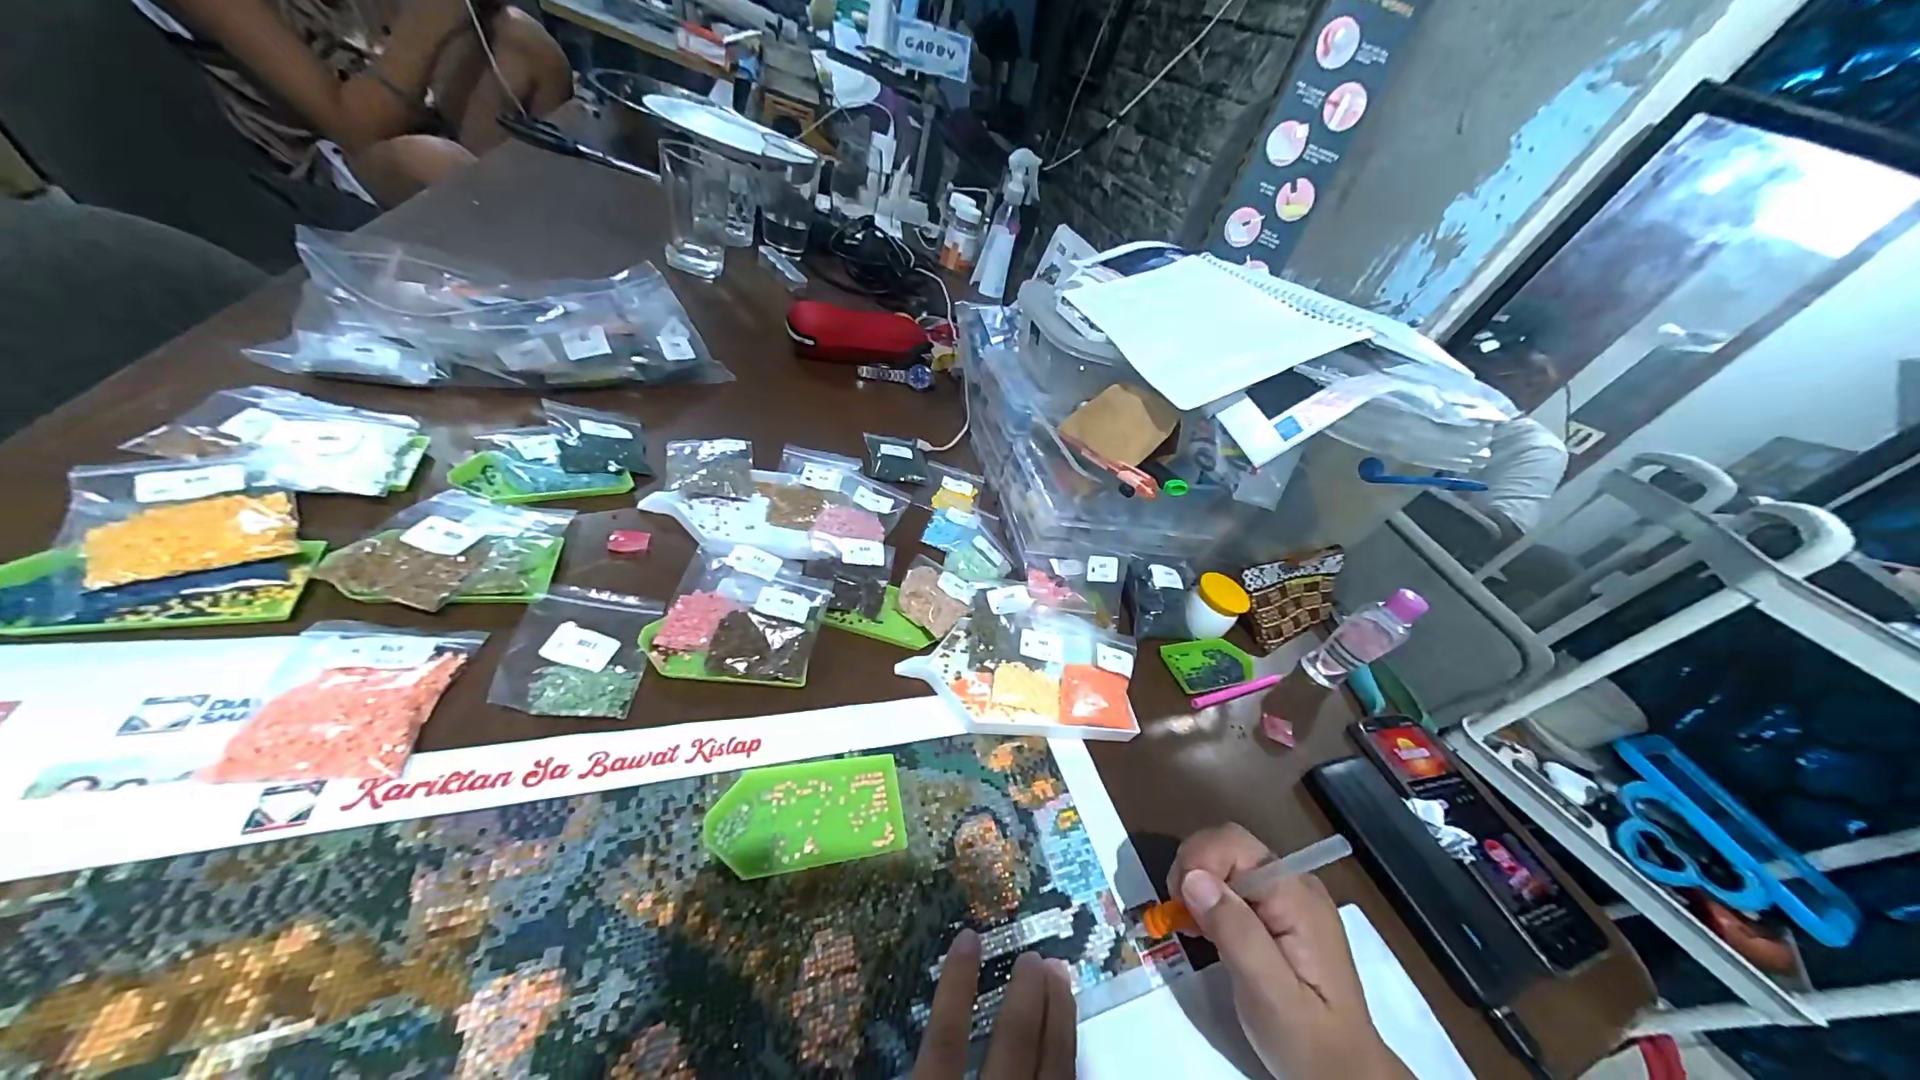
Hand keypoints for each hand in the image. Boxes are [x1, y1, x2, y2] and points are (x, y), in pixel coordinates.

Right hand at [912, 930, 1076, 1079]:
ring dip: (1060, 1016)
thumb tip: (890, 1032)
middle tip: (1032, 957)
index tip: (968, 938)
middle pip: (1013, 1044)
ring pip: (1053, 1065)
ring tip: (1060, 973)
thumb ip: (917, 1065)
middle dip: (1026, 995)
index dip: (956, 985)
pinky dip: (1071, 1051)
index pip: (946, 1040)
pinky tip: (1072, 1027)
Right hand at [1170, 824, 1411, 1079]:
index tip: (1181, 905)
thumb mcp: (1271, 994)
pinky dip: (1208, 899)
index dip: (1198, 861)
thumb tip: (1193, 878)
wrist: (1346, 1077)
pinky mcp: (1275, 913)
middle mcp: (1293, 884)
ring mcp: (1285, 897)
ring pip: (1225, 862)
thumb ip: (1236, 933)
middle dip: (1193, 871)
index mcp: (1296, 896)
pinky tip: (1205, 930)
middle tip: (1182, 918)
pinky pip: (1231, 884)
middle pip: (1227, 847)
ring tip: (1194, 929)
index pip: (1234, 843)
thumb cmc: (1309, 1041)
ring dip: (1197, 886)